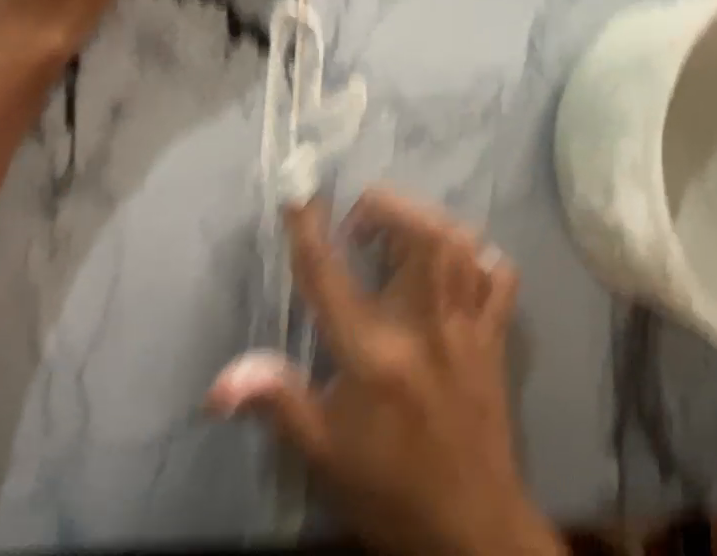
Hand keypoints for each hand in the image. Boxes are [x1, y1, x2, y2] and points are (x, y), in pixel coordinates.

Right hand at [207, 187, 563, 555]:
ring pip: (461, 247)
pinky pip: (497, 278)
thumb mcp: (322, 451)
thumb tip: (219, 384)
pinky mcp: (495, 342)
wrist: (474, 532)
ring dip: (425, 223)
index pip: (331, 275)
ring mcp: (468, 331)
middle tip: (356, 223)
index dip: (309, 229)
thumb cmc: (389, 488)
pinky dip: (474, 258)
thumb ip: (276, 402)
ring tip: (396, 235)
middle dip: (385, 208)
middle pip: (420, 237)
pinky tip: (448, 268)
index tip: (297, 195)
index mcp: (374, 355)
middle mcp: (425, 330)